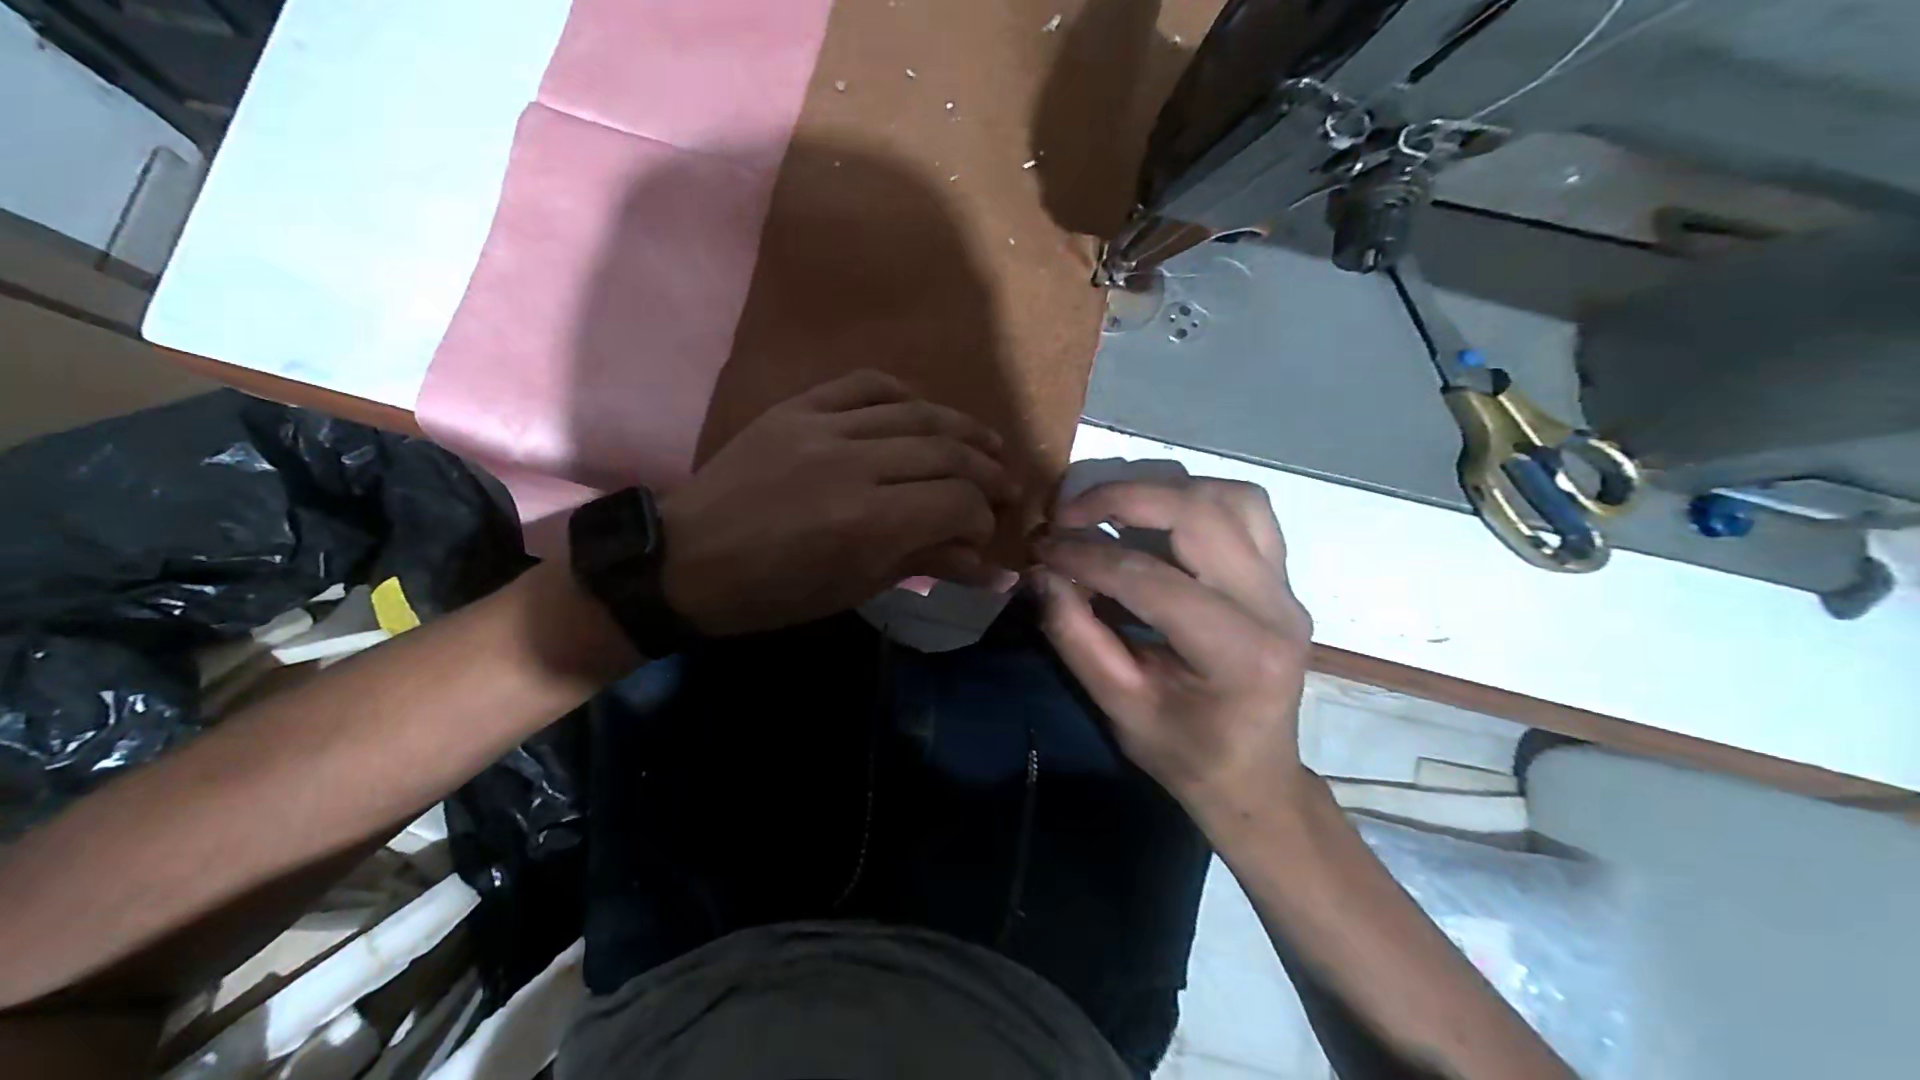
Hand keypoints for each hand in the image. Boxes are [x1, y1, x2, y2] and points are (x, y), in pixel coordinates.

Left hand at [660, 370, 1016, 634]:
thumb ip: (924, 563)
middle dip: (988, 472)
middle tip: (1007, 489)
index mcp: (866, 522)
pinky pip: (866, 384)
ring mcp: (822, 426)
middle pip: (947, 452)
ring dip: (964, 428)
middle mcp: (852, 463)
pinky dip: (906, 395)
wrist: (687, 559)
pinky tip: (926, 411)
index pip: (956, 502)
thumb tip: (991, 566)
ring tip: (991, 445)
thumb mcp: (854, 589)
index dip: (983, 518)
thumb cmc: (773, 593)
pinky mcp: (798, 407)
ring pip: (917, 413)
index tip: (985, 534)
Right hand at [1035, 479, 1314, 806]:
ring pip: (1232, 498)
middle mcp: (1275, 607)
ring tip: (1111, 509)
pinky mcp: (1284, 577)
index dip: (1086, 556)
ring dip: (1164, 491)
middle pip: (1200, 514)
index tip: (1040, 550)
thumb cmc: (1185, 754)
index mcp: (1238, 653)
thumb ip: (1076, 636)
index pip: (1151, 578)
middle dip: (1122, 499)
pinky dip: (1197, 499)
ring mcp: (1287, 587)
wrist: (1254, 775)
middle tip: (1067, 513)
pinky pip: (1248, 511)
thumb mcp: (1119, 706)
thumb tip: (1042, 572)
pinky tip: (1160, 516)